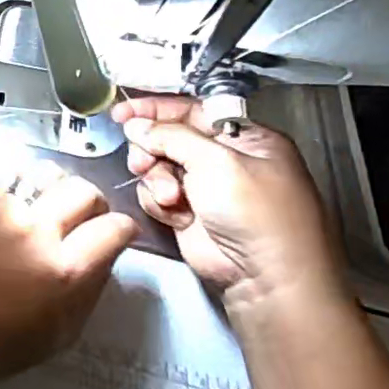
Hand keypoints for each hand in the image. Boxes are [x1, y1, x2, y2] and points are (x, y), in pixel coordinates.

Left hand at [0, 169, 137, 388]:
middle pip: (85, 191)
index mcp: (63, 271)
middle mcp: (37, 230)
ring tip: (58, 209)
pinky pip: (21, 176)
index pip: (112, 228)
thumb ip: (94, 284)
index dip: (126, 229)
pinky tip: (30, 206)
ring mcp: (7, 209)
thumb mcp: (66, 330)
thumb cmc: (6, 342)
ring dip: (64, 189)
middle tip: (91, 222)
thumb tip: (110, 248)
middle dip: (98, 206)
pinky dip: (34, 187)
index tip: (124, 233)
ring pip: (53, 174)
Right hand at [113, 96, 349, 312]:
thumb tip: (135, 125)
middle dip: (153, 148)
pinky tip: (175, 214)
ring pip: (159, 167)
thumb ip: (170, 136)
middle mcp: (225, 159)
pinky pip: (158, 196)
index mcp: (244, 137)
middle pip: (170, 138)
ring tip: (168, 195)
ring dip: (157, 178)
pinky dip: (160, 203)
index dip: (156, 108)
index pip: (192, 110)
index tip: (122, 111)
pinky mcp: (188, 216)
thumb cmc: (252, 209)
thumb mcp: (216, 160)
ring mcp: (206, 189)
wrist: (266, 280)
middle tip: (141, 159)